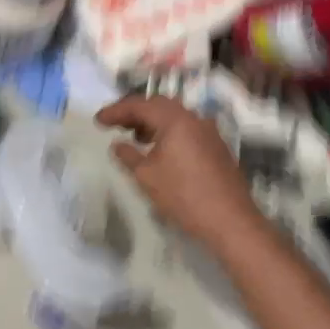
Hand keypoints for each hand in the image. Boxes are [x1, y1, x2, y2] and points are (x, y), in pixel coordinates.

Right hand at [98, 96, 267, 253]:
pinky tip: (160, 149)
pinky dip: (168, 131)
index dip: (115, 111)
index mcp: (175, 120)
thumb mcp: (146, 176)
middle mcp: (194, 119)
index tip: (97, 120)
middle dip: (134, 112)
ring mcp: (209, 132)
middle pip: (158, 105)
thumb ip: (127, 155)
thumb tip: (118, 145)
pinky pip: (187, 128)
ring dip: (152, 122)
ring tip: (135, 136)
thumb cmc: (184, 196)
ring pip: (175, 116)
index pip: (139, 105)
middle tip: (115, 123)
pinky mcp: (217, 147)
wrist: (232, 223)